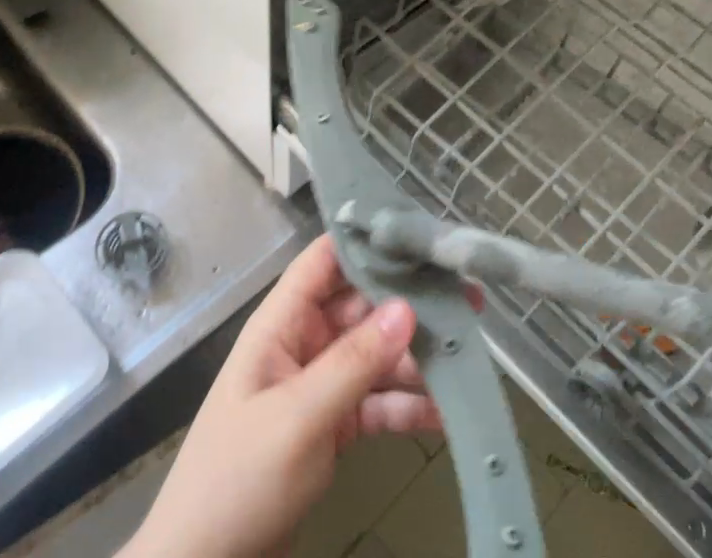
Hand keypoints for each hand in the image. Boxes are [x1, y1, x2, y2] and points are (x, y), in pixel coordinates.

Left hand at [121, 236, 440, 557]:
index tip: (421, 235)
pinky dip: (410, 407)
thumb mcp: (298, 417)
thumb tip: (409, 307)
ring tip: (471, 360)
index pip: (323, 263)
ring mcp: (319, 386)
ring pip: (377, 357)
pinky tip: (450, 414)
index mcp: (280, 325)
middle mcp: (303, 345)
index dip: (366, 242)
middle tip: (471, 303)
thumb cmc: (239, 476)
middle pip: (362, 309)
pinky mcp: (334, 425)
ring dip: (418, 360)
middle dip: (412, 305)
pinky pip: (379, 403)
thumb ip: (353, 363)